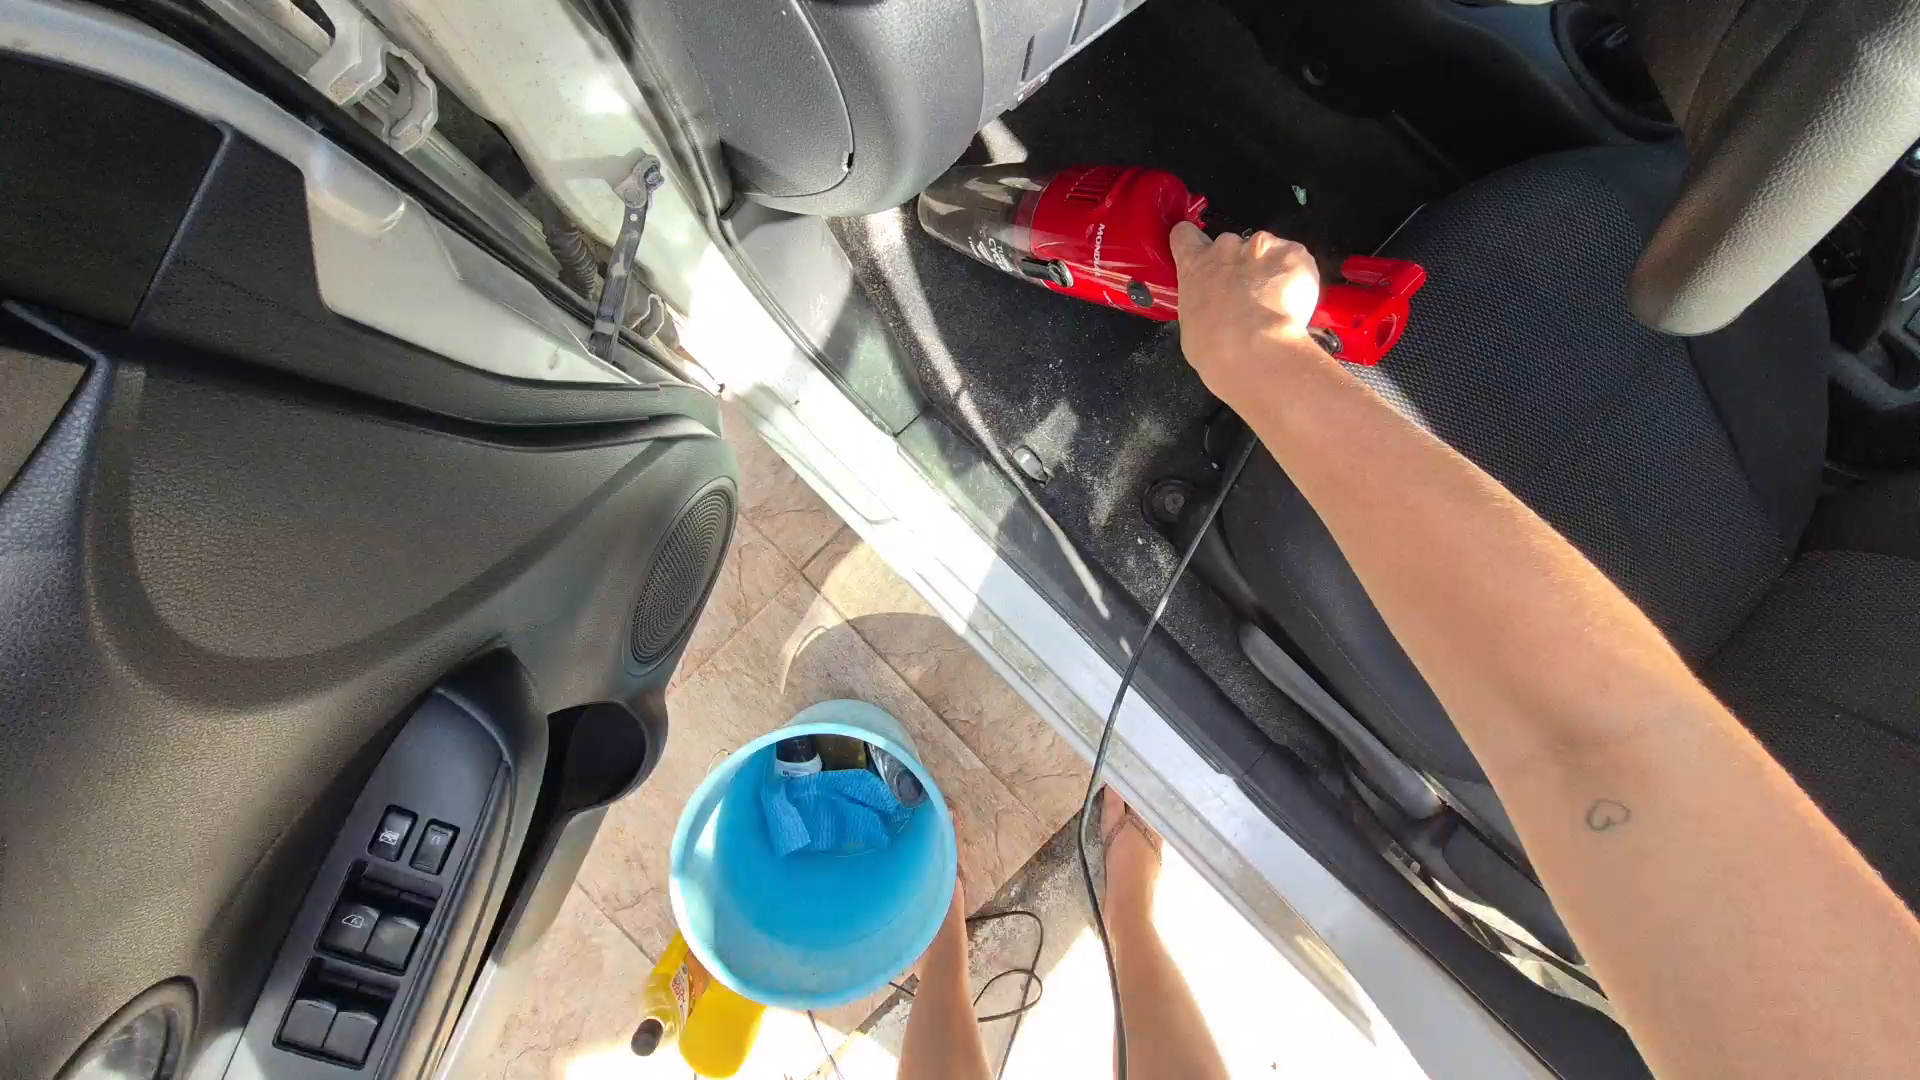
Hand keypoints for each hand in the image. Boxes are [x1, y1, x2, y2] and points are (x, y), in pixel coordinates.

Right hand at [1169, 221, 1323, 402]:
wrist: (1253, 348)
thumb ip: (1201, 302)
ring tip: (1273, 303)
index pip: (1185, 236)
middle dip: (1237, 265)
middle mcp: (1226, 248)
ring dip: (1269, 270)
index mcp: (1195, 266)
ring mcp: (1262, 246)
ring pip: (1266, 251)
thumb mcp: (1191, 325)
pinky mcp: (1294, 253)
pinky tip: (1290, 303)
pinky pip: (1295, 260)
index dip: (1192, 244)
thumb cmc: (1215, 345)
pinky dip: (1295, 278)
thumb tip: (1211, 308)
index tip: (1197, 253)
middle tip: (1244, 295)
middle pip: (1230, 245)